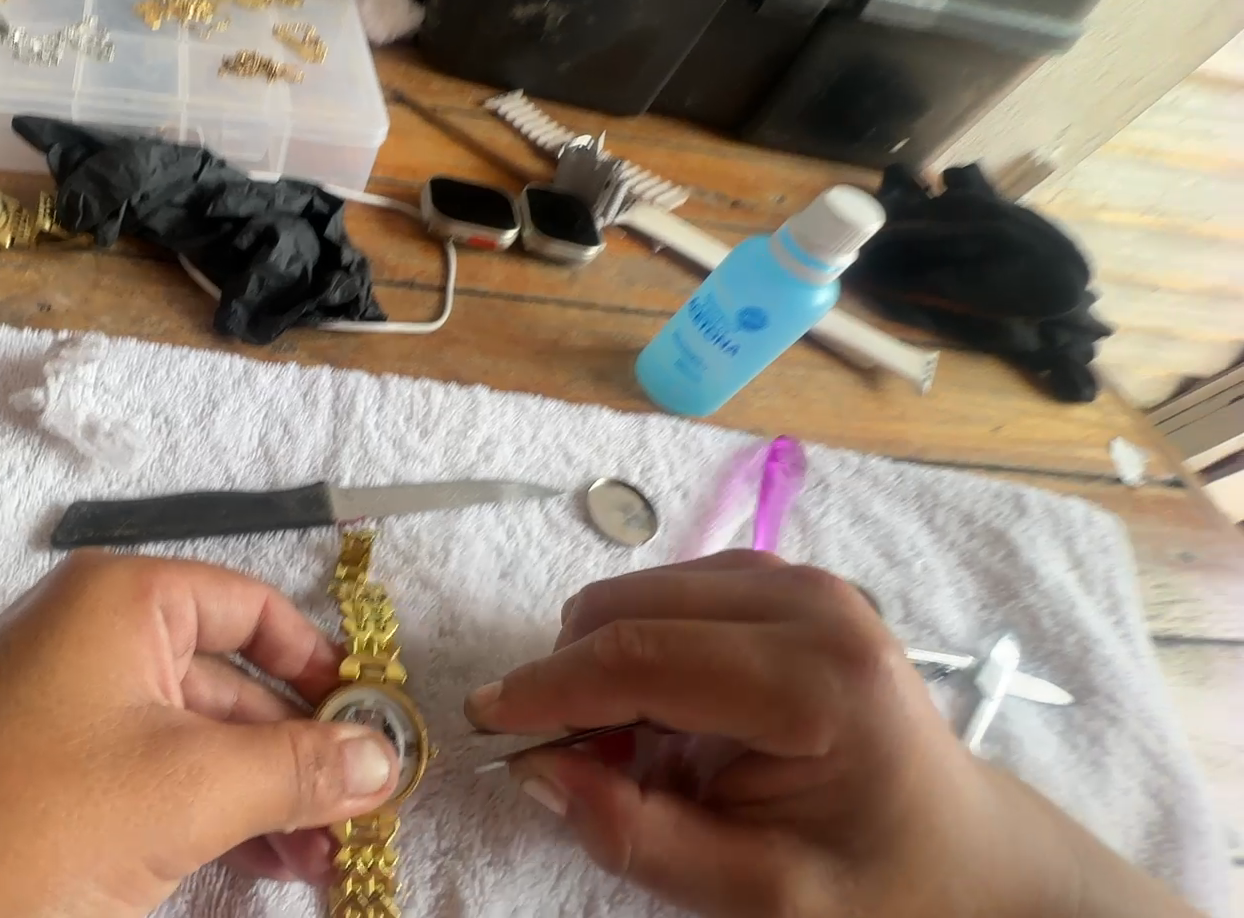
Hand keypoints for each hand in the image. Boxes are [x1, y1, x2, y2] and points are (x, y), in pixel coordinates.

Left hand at [0, 551, 396, 917]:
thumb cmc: (36, 819)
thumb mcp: (186, 789)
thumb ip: (294, 768)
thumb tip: (385, 759)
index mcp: (126, 598)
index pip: (250, 607)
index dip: (317, 661)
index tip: (369, 721)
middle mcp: (102, 632)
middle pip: (230, 676)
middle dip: (296, 748)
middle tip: (361, 811)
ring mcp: (78, 701)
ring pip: (199, 733)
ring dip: (263, 791)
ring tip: (326, 855)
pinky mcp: (61, 765)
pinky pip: (160, 770)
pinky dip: (214, 811)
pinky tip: (264, 862)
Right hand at [464, 550, 1198, 917]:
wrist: (979, 858)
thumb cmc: (882, 890)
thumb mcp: (766, 900)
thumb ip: (641, 839)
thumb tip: (535, 769)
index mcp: (817, 676)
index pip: (639, 659)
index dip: (547, 687)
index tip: (482, 719)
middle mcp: (802, 598)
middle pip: (623, 612)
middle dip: (571, 679)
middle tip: (575, 756)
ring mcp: (788, 575)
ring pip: (629, 595)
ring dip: (599, 662)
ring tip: (630, 740)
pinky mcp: (770, 575)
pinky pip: (655, 593)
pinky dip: (630, 645)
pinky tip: (662, 704)